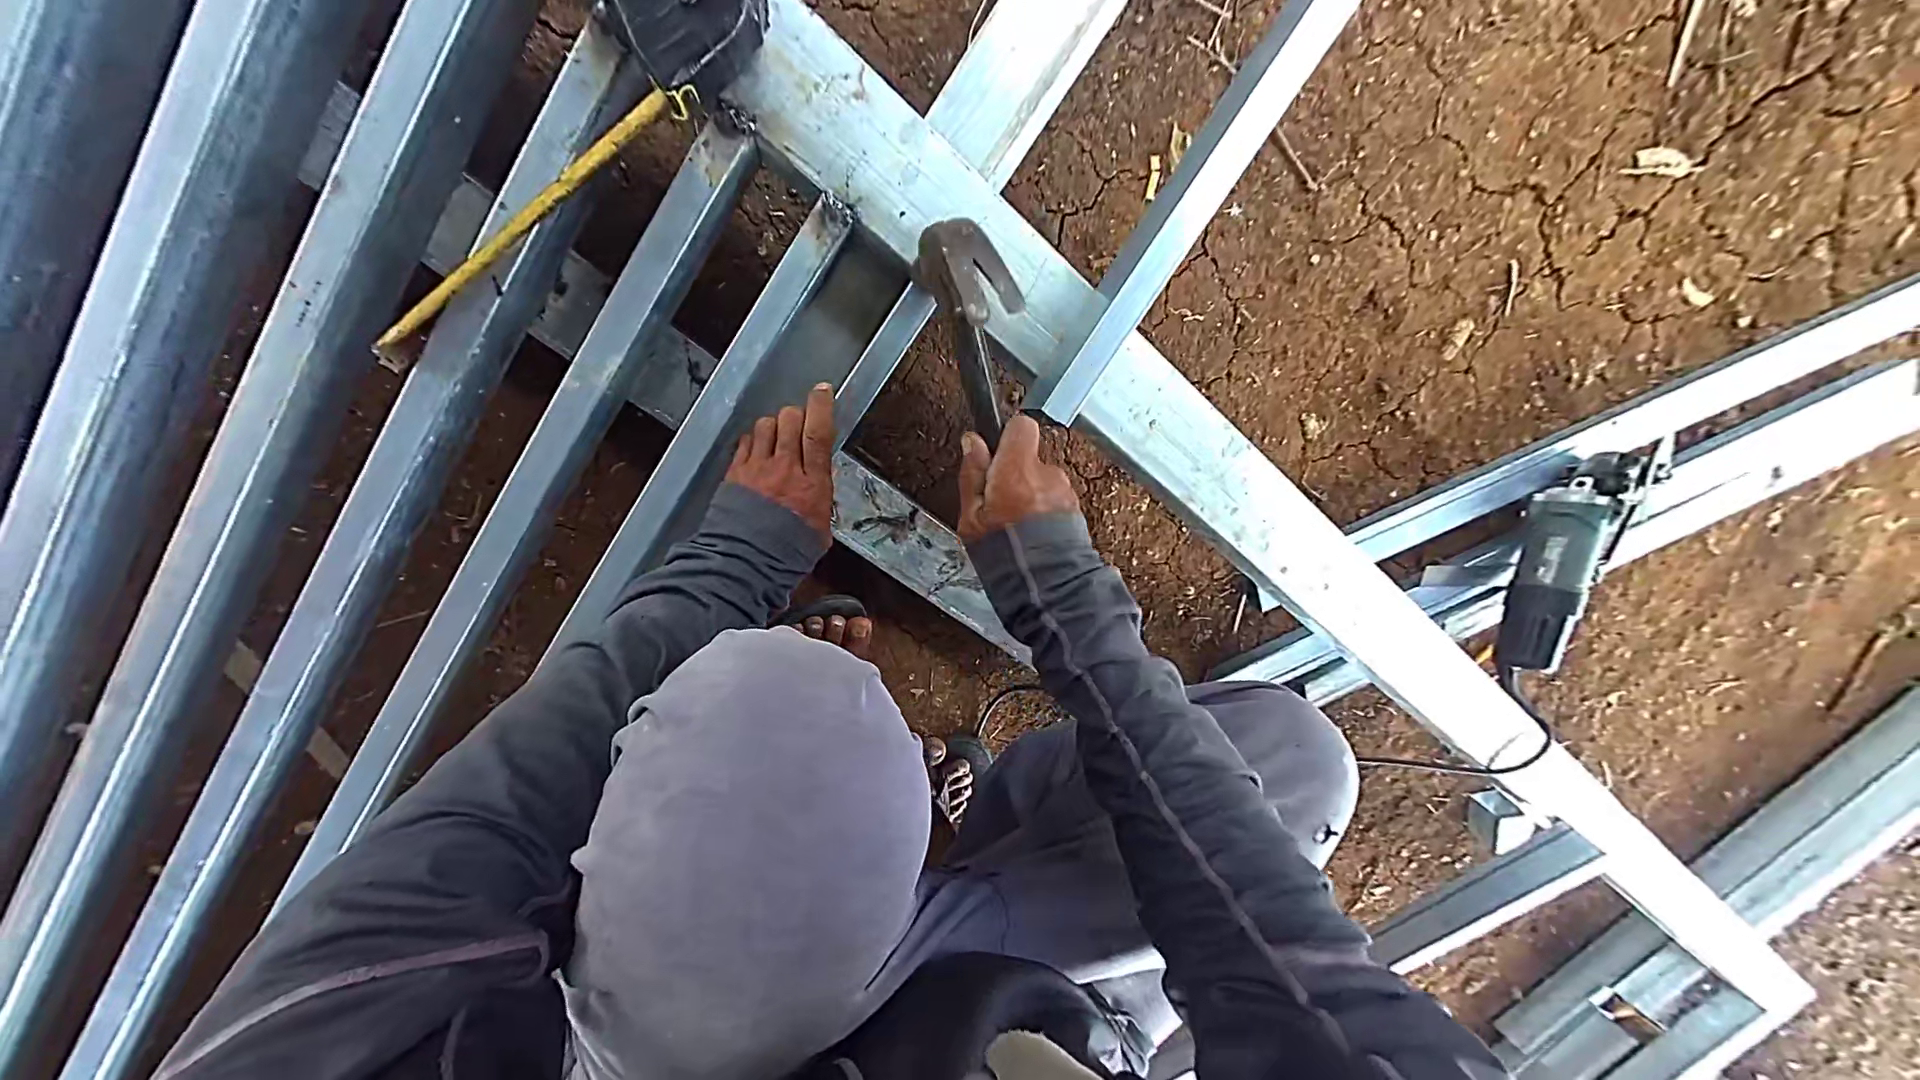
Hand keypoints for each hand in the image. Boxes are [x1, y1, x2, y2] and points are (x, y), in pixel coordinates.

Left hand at [726, 383, 835, 541]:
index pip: (818, 433)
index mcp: (812, 483)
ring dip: (774, 426)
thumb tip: (819, 489)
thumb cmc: (788, 552)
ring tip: (777, 439)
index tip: (823, 392)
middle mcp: (785, 468)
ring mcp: (757, 468)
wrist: (747, 562)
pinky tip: (757, 451)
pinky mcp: (735, 473)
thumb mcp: (820, 529)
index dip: (822, 407)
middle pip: (790, 419)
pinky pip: (745, 441)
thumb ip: (820, 501)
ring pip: (765, 424)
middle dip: (797, 415)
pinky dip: (753, 440)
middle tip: (799, 424)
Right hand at [957, 414, 1080, 545]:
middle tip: (997, 504)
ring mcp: (1064, 492)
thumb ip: (972, 474)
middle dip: (1014, 474)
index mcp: (1017, 470)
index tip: (993, 456)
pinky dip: (1044, 512)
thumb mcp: (971, 518)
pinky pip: (1054, 501)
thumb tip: (973, 442)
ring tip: (1016, 527)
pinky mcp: (1075, 510)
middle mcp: (1047, 475)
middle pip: (1030, 458)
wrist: (1047, 588)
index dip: (1007, 436)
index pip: (1021, 426)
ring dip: (1030, 496)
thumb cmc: (1005, 556)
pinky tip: (1032, 536)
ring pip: (1042, 481)